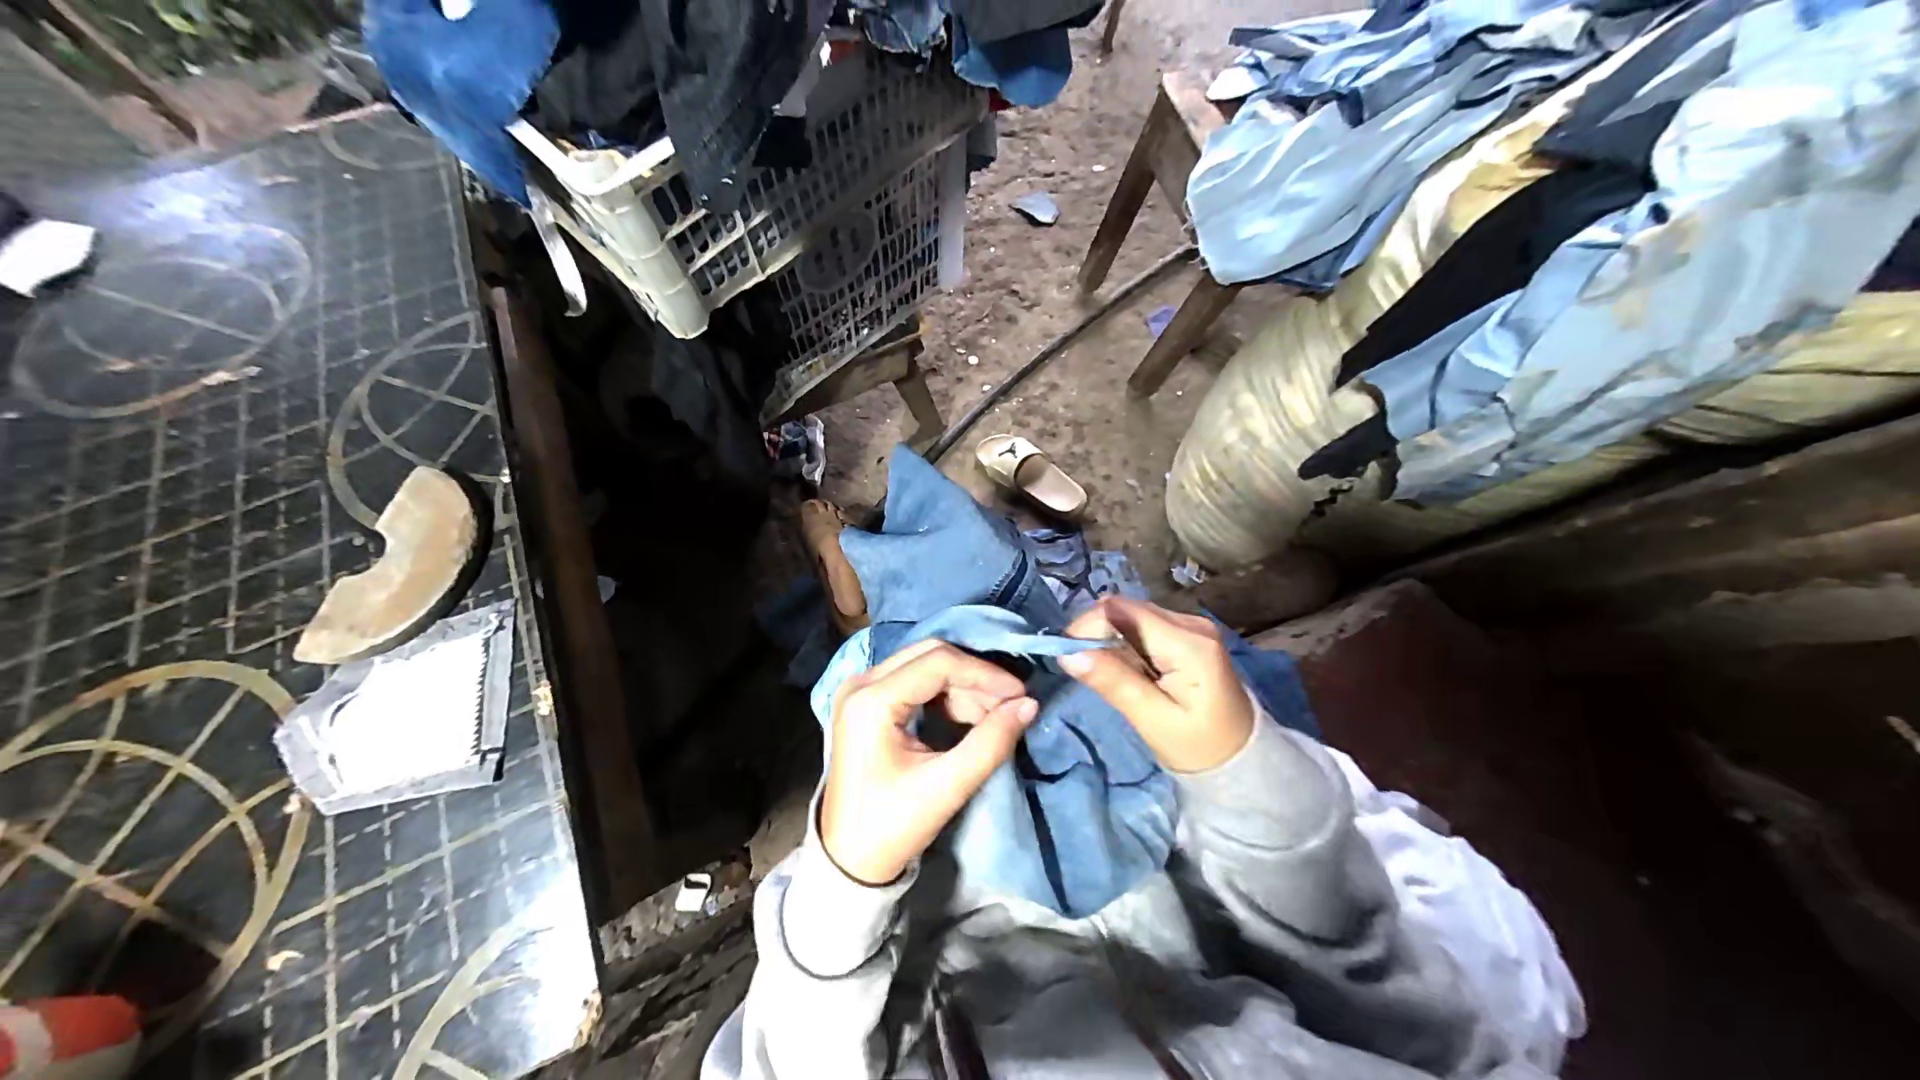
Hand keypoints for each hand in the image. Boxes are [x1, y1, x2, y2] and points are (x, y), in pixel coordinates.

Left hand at [819, 639, 1039, 885]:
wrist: (846, 859)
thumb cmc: (891, 826)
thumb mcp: (946, 787)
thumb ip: (990, 743)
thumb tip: (1028, 705)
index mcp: (871, 700)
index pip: (939, 662)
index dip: (985, 674)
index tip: (1021, 696)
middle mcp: (861, 683)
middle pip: (931, 655)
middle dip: (975, 677)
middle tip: (1009, 705)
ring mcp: (860, 690)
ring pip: (924, 664)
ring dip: (963, 686)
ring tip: (993, 718)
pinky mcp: (865, 702)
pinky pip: (914, 680)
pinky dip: (945, 694)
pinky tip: (969, 718)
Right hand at [1059, 596, 1253, 771]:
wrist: (1243, 760)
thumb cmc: (1198, 746)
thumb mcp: (1152, 720)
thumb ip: (1113, 682)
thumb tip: (1069, 654)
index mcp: (1189, 642)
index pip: (1122, 610)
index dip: (1089, 625)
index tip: (1068, 655)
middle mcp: (1191, 623)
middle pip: (1126, 609)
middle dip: (1097, 634)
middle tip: (1085, 669)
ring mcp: (1192, 627)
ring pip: (1132, 616)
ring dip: (1111, 640)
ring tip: (1109, 675)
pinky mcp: (1188, 635)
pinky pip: (1144, 627)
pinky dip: (1127, 645)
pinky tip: (1130, 671)